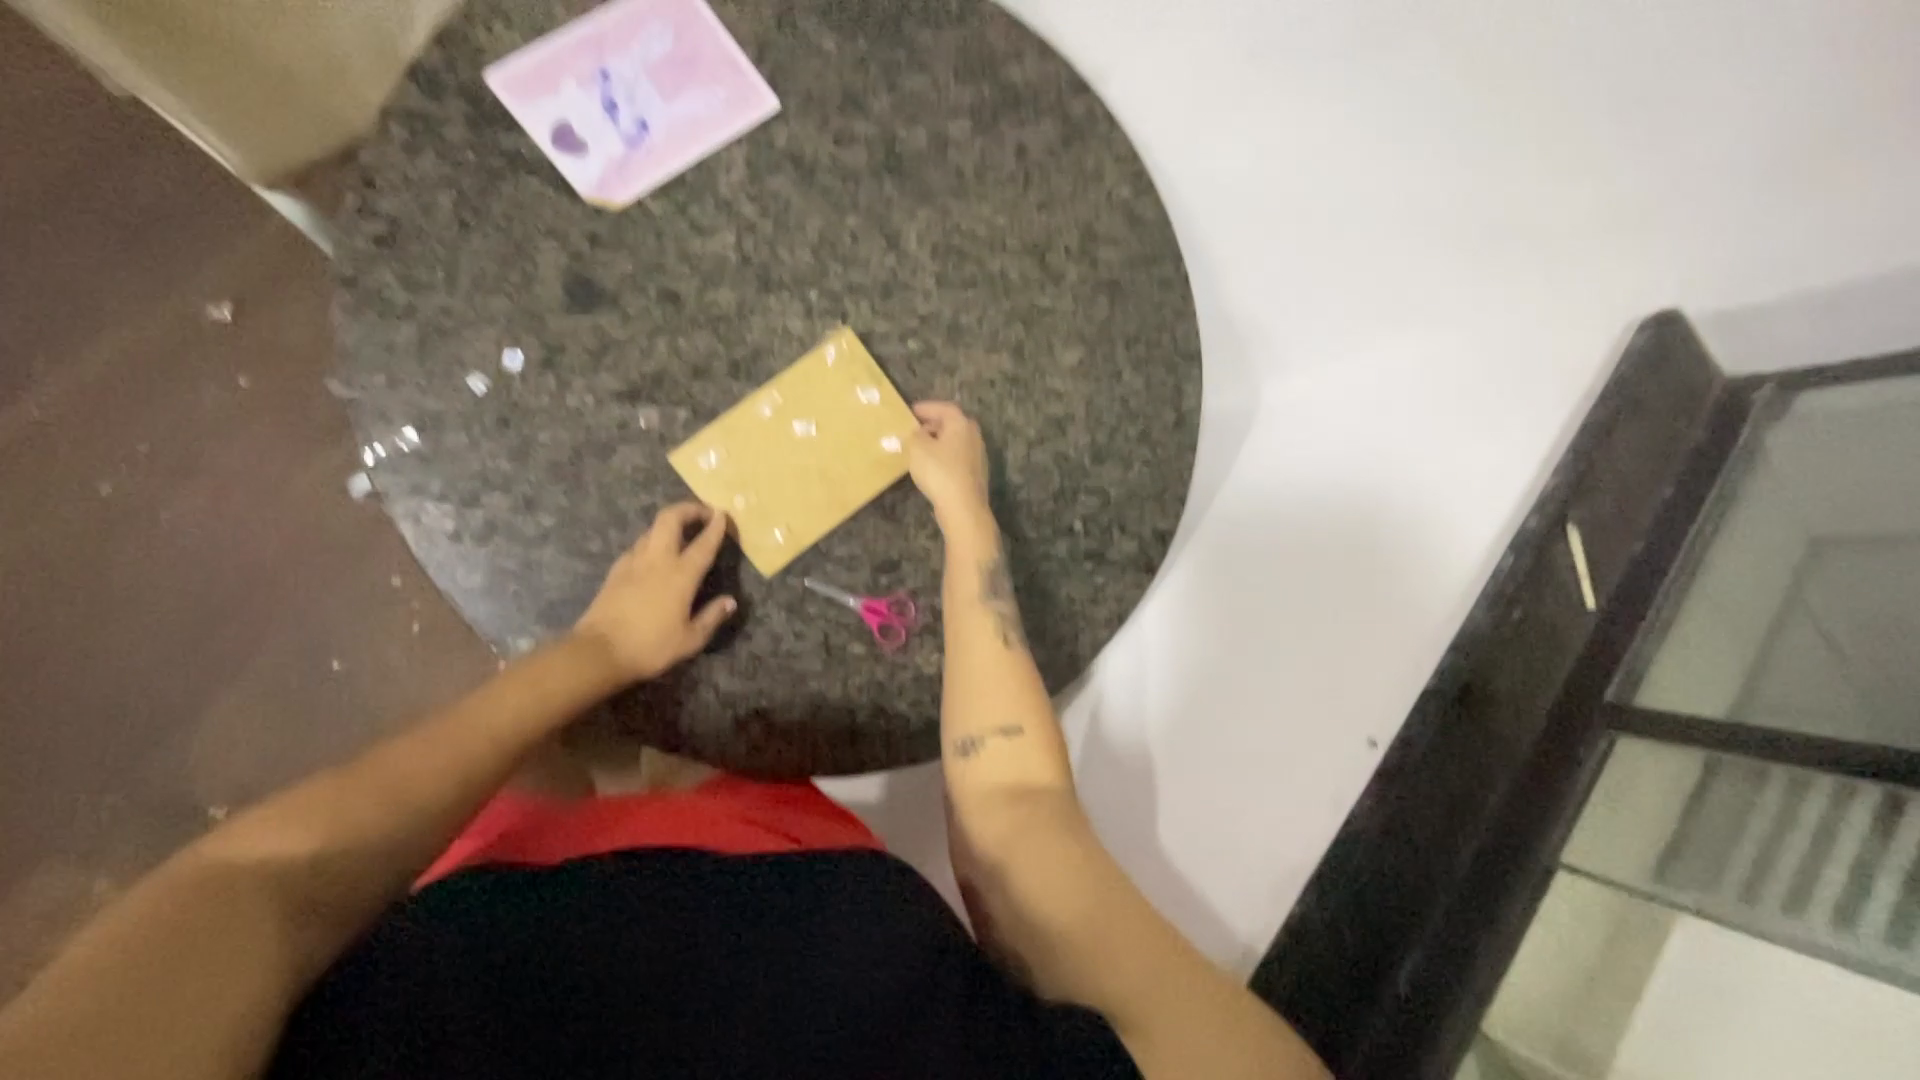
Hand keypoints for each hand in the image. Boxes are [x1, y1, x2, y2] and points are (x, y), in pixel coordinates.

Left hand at [574, 502, 736, 682]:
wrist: (599, 651)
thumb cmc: (650, 647)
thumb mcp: (690, 640)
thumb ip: (711, 617)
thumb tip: (729, 601)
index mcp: (681, 575)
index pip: (703, 543)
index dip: (715, 527)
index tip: (723, 515)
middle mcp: (657, 560)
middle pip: (670, 519)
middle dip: (688, 509)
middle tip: (702, 513)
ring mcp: (633, 562)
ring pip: (652, 530)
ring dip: (669, 525)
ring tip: (681, 535)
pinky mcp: (616, 571)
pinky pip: (638, 547)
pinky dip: (651, 543)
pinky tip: (655, 557)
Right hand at [907, 401, 994, 540]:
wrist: (963, 506)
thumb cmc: (939, 471)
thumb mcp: (918, 448)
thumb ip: (914, 434)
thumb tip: (917, 432)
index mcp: (961, 424)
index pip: (944, 408)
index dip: (926, 408)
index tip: (911, 411)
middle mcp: (973, 436)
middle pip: (952, 424)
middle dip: (933, 425)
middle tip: (915, 429)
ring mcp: (977, 455)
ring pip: (954, 442)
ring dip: (938, 442)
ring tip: (920, 448)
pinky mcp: (975, 473)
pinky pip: (956, 457)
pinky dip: (944, 456)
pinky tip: (932, 466)